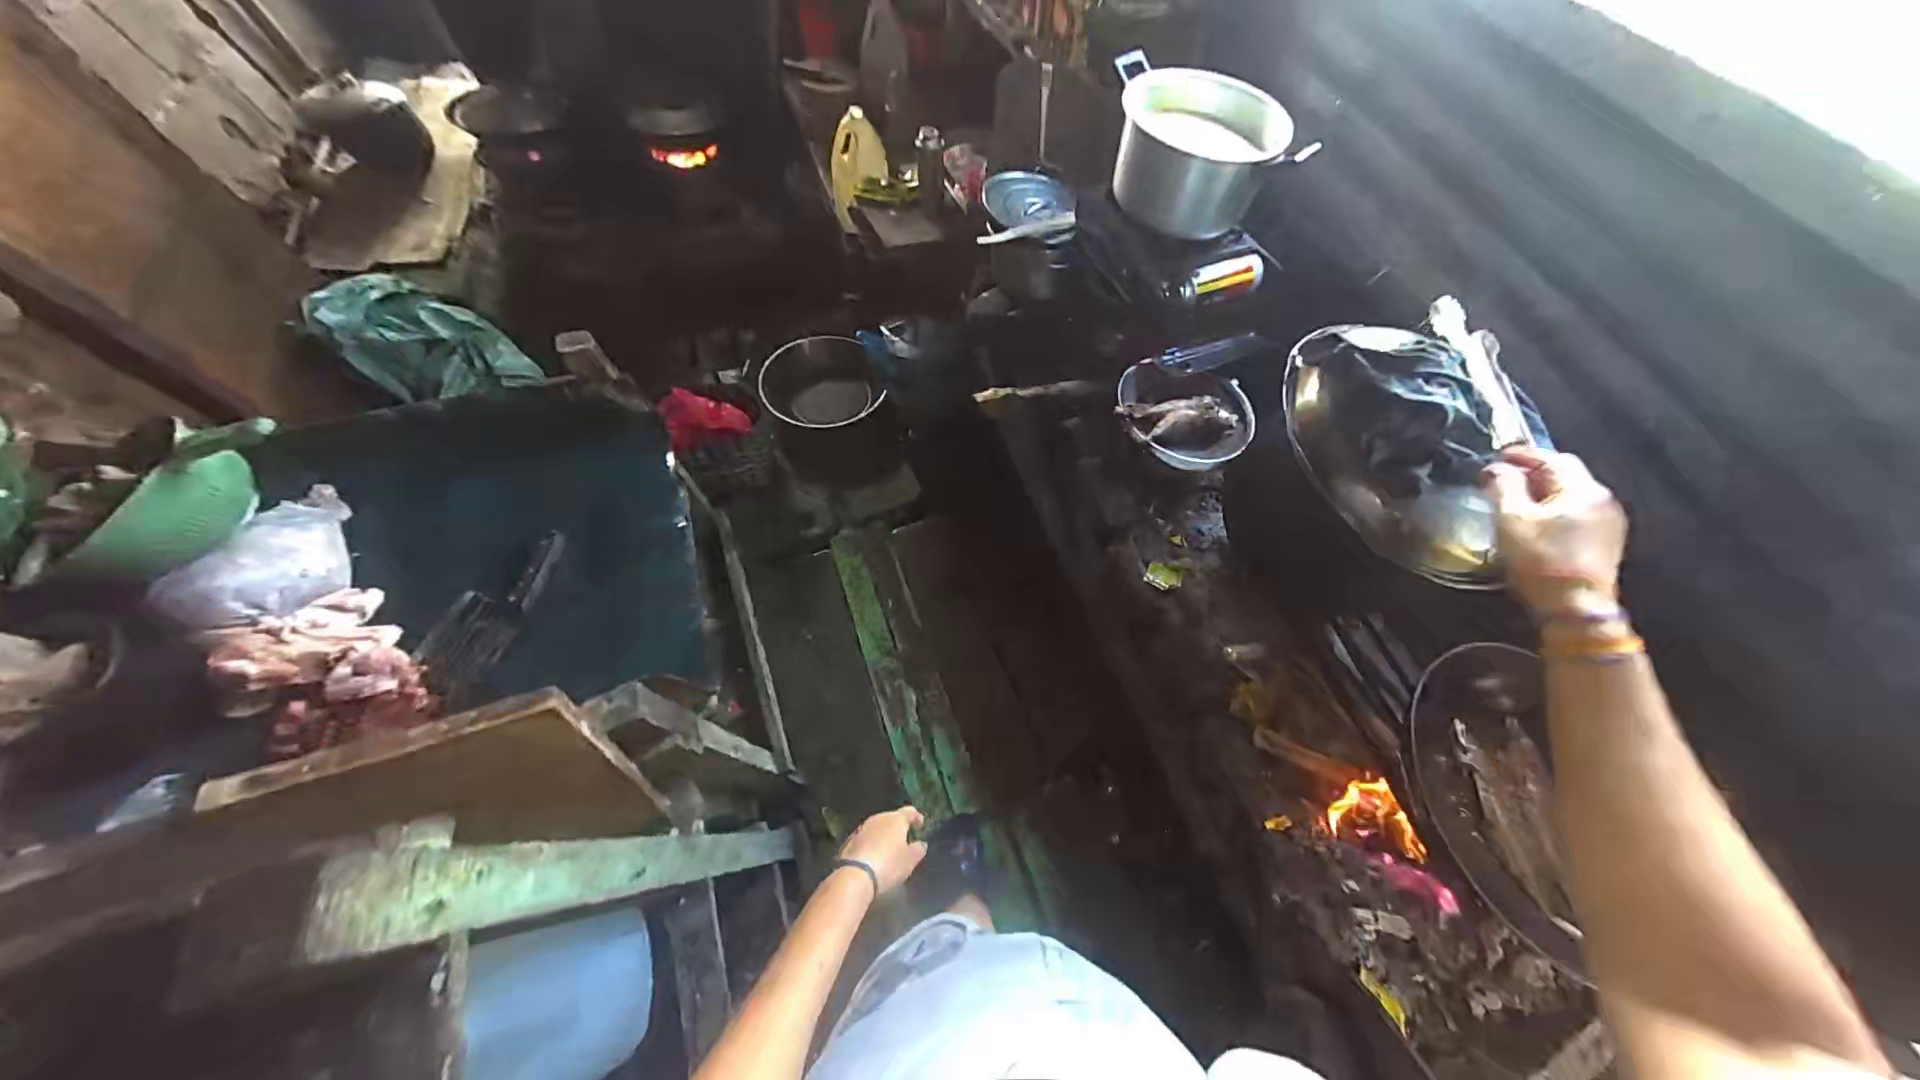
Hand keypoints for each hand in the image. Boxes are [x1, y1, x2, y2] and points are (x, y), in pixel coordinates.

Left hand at [839, 806, 927, 893]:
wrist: (854, 876)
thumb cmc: (888, 865)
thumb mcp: (910, 861)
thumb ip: (918, 850)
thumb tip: (920, 844)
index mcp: (896, 819)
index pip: (910, 812)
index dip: (916, 817)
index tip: (920, 825)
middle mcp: (878, 818)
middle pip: (892, 818)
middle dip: (899, 827)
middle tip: (905, 839)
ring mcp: (862, 828)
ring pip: (878, 827)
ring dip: (884, 835)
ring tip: (889, 848)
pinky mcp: (850, 840)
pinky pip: (866, 838)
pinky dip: (872, 843)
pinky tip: (874, 855)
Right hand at [1482, 447, 1627, 618]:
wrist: (1575, 607)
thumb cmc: (1540, 560)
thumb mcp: (1511, 520)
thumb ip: (1503, 487)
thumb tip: (1497, 468)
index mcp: (1583, 490)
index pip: (1552, 458)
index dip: (1522, 454)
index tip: (1495, 457)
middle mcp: (1602, 500)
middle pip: (1565, 475)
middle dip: (1532, 471)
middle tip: (1501, 477)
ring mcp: (1608, 522)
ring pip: (1569, 495)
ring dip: (1541, 491)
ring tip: (1512, 499)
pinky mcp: (1604, 542)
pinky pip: (1575, 513)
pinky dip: (1552, 509)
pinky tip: (1533, 521)